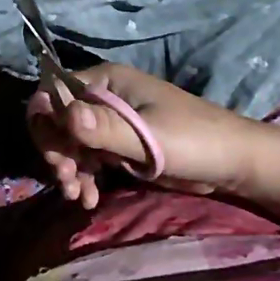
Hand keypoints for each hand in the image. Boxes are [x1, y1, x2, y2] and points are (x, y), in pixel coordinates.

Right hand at [29, 62, 265, 208]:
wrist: (231, 163)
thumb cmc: (194, 140)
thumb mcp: (149, 136)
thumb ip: (105, 127)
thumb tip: (65, 115)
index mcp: (109, 80)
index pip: (56, 92)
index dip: (48, 122)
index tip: (58, 156)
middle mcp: (104, 96)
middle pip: (58, 120)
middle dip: (57, 151)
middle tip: (67, 179)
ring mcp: (111, 122)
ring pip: (71, 143)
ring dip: (69, 169)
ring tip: (79, 196)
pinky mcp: (119, 146)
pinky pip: (88, 159)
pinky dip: (84, 178)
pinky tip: (89, 199)